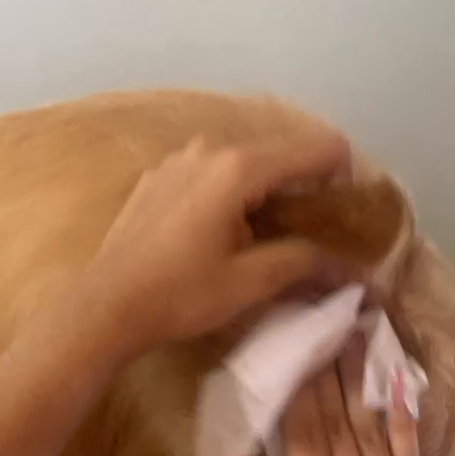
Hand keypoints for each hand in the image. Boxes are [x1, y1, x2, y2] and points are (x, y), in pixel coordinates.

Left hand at [80, 135, 349, 360]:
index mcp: (239, 167)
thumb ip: (305, 262)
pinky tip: (216, 237)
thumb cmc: (180, 294)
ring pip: (243, 166)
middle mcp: (209, 149)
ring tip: (259, 242)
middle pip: (279, 156)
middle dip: (302, 191)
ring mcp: (177, 161)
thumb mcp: (249, 282)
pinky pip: (209, 176)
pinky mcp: (156, 179)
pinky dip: (229, 196)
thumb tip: (350, 267)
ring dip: (263, 195)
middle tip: (305, 239)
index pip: (317, 150)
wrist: (104, 306)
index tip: (344, 216)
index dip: (343, 178)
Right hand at [228, 342, 449, 455]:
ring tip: (358, 336)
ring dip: (365, 385)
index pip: (308, 448)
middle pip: (342, 434)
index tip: (293, 347)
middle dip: (329, 376)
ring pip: (378, 441)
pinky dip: (406, 425)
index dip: (299, 395)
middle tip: (322, 322)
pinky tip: (401, 386)